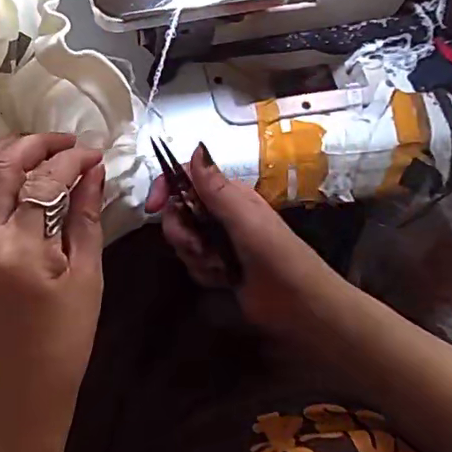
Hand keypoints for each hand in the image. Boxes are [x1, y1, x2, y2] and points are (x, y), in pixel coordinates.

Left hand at [0, 134, 106, 451]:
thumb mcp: (87, 275)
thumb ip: (86, 216)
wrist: (24, 382)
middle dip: (34, 145)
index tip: (93, 153)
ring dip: (0, 156)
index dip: (71, 161)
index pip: (44, 183)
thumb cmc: (66, 336)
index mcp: (19, 250)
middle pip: (0, 169)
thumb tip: (93, 170)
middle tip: (64, 142)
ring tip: (32, 151)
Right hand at [146, 144, 352, 345]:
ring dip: (195, 256)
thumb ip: (216, 187)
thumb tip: (196, 147)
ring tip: (220, 267)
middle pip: (177, 212)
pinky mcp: (218, 266)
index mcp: (229, 195)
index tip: (153, 208)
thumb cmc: (275, 254)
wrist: (298, 304)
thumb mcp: (244, 218)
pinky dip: (203, 273)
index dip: (165, 188)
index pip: (186, 178)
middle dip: (181, 232)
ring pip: (182, 241)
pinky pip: (192, 264)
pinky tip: (223, 280)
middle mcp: (221, 214)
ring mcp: (219, 241)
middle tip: (198, 247)